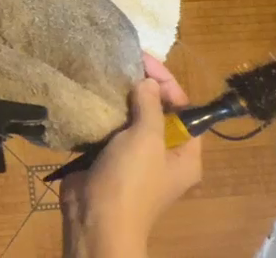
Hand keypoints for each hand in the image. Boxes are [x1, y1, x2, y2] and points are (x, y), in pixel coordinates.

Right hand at [60, 56, 202, 257]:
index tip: (142, 59)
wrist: (97, 216)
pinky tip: (90, 93)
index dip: (167, 83)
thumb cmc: (131, 180)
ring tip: (103, 71)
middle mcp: (164, 154)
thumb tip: (148, 81)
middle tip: (121, 61)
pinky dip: (103, 109)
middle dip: (142, 86)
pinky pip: (111, 126)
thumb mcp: (146, 140)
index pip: (185, 109)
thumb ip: (149, 107)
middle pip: (158, 111)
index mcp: (185, 154)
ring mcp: (136, 156)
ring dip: (120, 96)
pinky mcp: (109, 156)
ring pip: (132, 117)